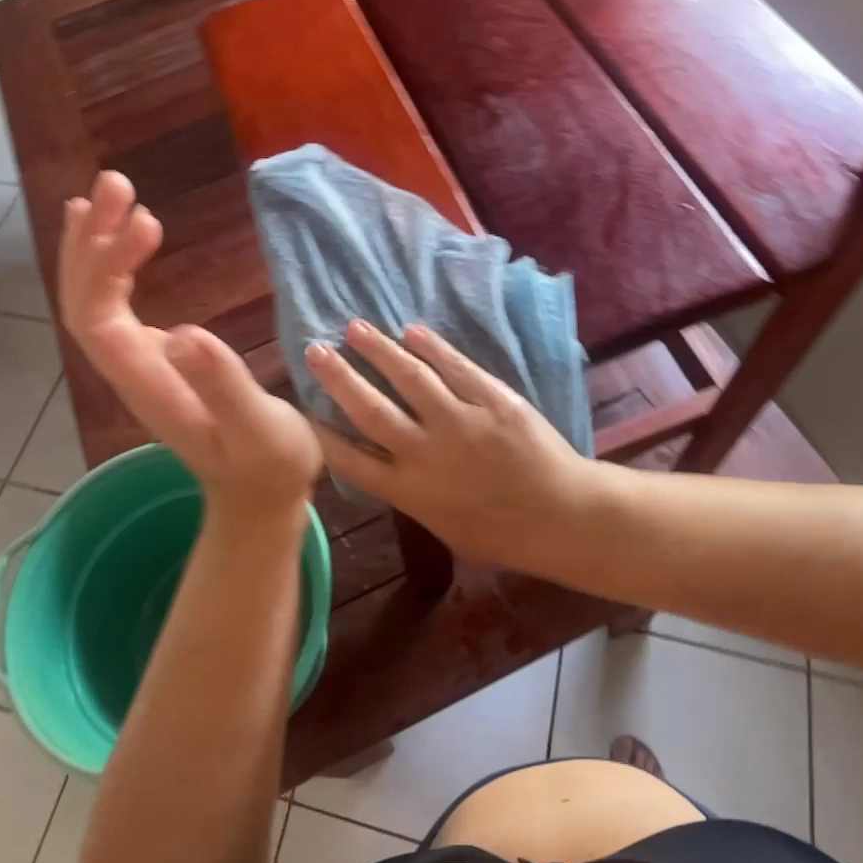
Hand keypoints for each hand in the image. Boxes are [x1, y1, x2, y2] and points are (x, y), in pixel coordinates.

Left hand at [62, 171, 320, 514]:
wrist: (259, 492)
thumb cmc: (268, 464)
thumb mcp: (259, 429)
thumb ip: (224, 386)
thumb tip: (183, 332)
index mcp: (148, 384)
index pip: (99, 318)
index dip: (107, 266)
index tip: (146, 220)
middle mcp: (131, 369)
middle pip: (84, 301)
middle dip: (92, 241)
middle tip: (116, 183)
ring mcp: (138, 362)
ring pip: (92, 299)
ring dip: (95, 244)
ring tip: (112, 191)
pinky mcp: (153, 355)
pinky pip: (113, 301)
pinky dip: (110, 261)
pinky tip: (118, 231)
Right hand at [305, 319, 602, 572]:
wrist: (563, 517)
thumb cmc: (504, 534)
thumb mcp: (445, 526)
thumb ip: (412, 493)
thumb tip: (388, 464)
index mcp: (410, 492)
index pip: (352, 460)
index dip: (322, 433)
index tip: (300, 409)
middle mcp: (426, 453)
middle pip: (370, 409)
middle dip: (339, 378)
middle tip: (315, 350)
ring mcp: (460, 422)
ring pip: (410, 378)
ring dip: (379, 350)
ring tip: (355, 328)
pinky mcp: (493, 401)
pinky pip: (456, 368)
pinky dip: (433, 347)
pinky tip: (412, 331)